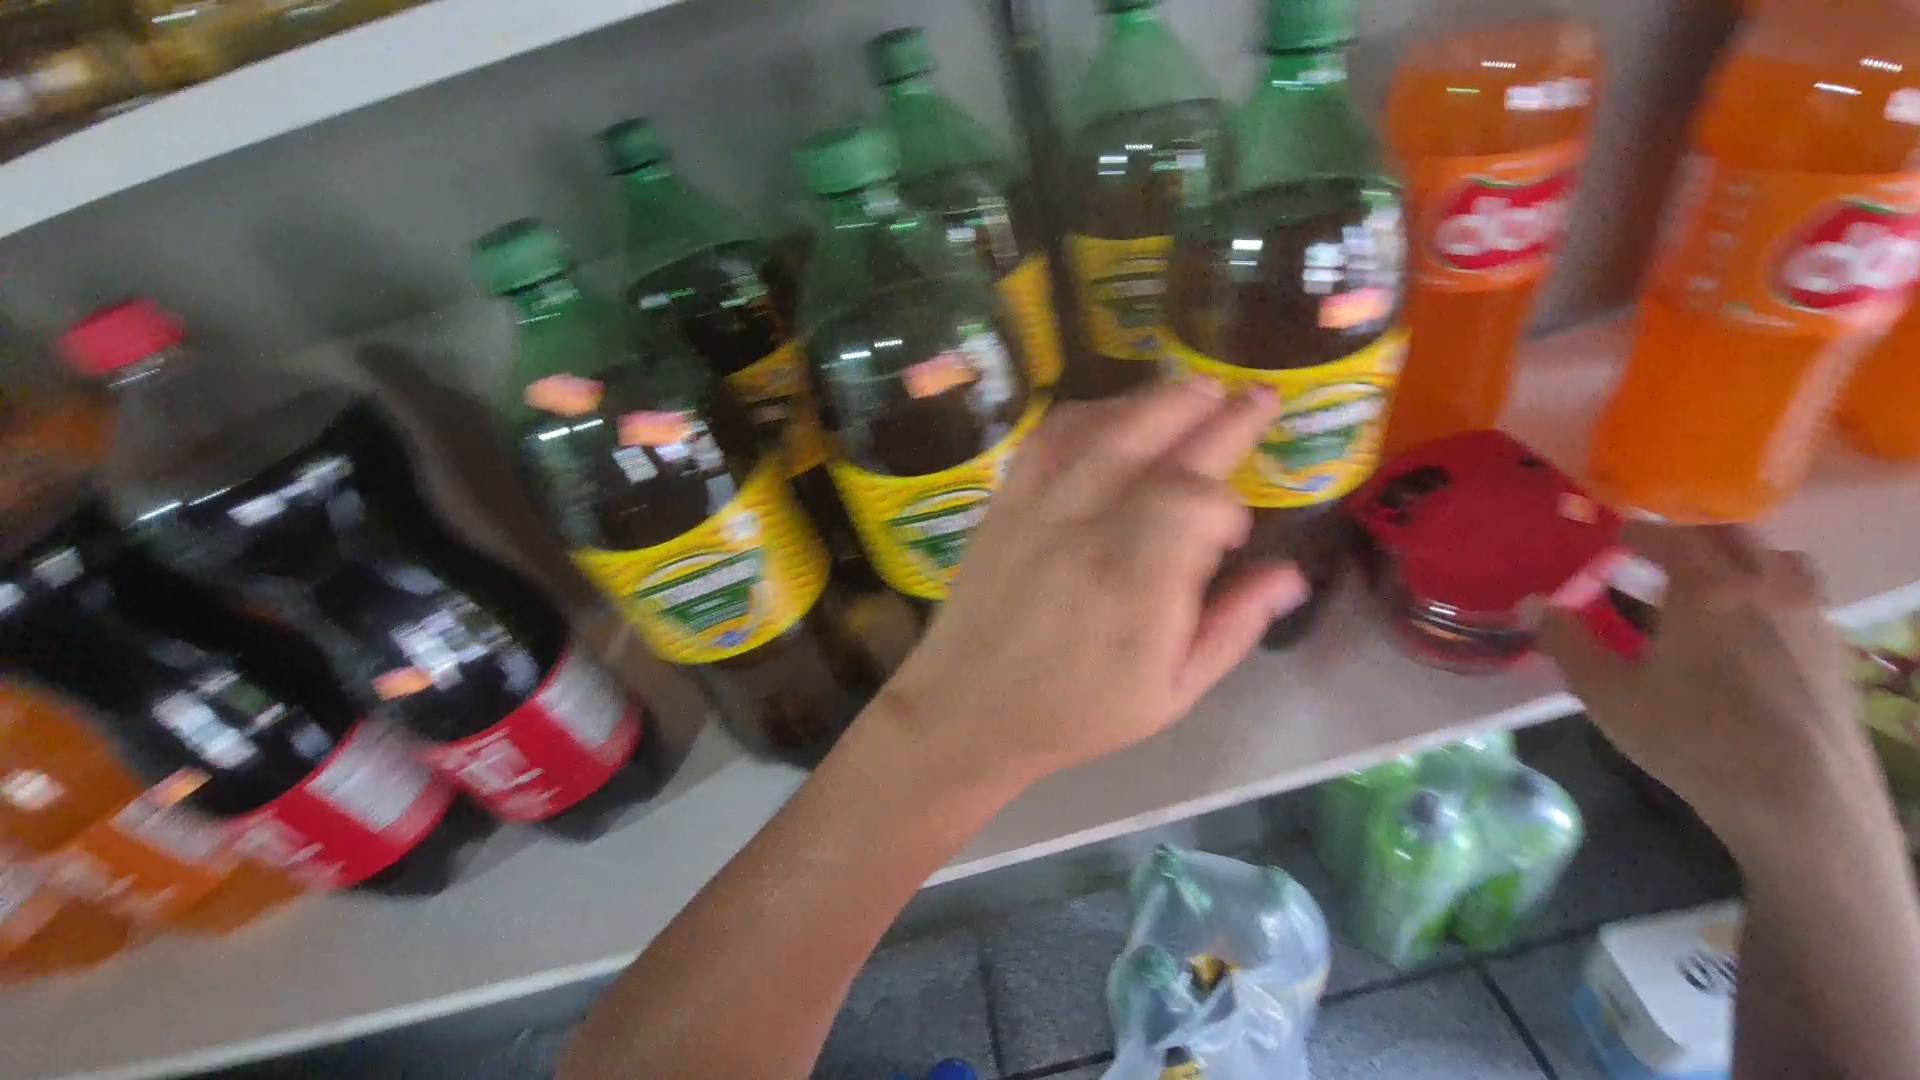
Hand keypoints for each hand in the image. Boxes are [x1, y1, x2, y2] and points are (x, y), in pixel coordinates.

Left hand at [877, 378, 1308, 789]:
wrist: (968, 709)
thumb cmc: (1077, 712)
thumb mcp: (1170, 694)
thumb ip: (1231, 628)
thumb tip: (1290, 575)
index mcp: (1134, 588)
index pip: (1196, 504)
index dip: (1228, 505)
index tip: (1236, 530)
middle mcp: (1085, 535)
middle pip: (1156, 449)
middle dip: (1214, 414)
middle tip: (1255, 394)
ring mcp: (1038, 511)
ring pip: (1101, 432)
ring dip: (1155, 401)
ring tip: (1199, 387)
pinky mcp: (1004, 504)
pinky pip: (1047, 440)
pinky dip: (1088, 415)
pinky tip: (1116, 412)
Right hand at [1537, 522, 1886, 857]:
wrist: (1798, 800)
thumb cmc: (1689, 737)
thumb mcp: (1606, 692)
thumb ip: (1566, 642)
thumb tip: (1532, 605)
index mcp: (1706, 591)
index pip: (1672, 538)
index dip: (1640, 533)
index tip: (1616, 538)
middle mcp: (1766, 589)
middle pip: (1734, 536)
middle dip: (1691, 535)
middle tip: (1658, 554)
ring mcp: (1810, 619)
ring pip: (1781, 560)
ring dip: (1741, 557)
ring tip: (1710, 582)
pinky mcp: (1836, 652)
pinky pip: (1805, 596)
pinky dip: (1772, 590)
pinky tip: (1749, 627)